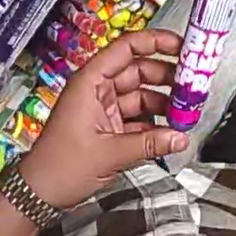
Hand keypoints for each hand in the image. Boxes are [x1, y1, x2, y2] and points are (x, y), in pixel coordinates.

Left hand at [15, 30, 188, 209]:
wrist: (41, 193)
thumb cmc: (61, 166)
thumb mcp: (110, 153)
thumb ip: (149, 144)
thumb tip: (180, 138)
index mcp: (91, 83)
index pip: (126, 49)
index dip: (156, 43)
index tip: (182, 46)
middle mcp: (98, 91)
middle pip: (139, 72)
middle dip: (167, 78)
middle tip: (194, 85)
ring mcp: (104, 110)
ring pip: (141, 97)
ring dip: (164, 104)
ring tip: (187, 112)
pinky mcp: (109, 130)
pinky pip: (138, 120)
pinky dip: (155, 125)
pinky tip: (172, 131)